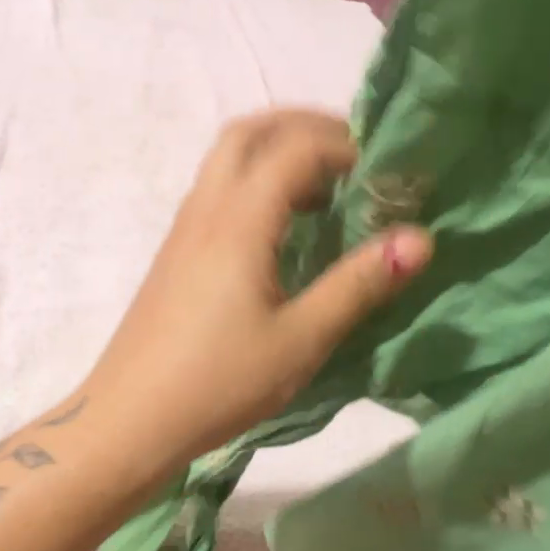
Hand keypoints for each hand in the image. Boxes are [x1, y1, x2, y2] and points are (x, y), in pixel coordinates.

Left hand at [80, 109, 432, 473]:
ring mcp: (181, 233)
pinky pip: (214, 195)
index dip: (345, 144)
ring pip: (225, 163)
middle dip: (303, 130)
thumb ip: (358, 285)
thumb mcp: (300, 340)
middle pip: (249, 133)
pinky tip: (279, 236)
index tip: (386, 172)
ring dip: (274, 157)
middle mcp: (204, 211)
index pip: (294, 147)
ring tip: (323, 197)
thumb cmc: (218, 383)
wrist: (129, 420)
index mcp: (238, 221)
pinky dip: (252, 188)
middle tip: (352, 161)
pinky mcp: (172, 258)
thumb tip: (420, 238)